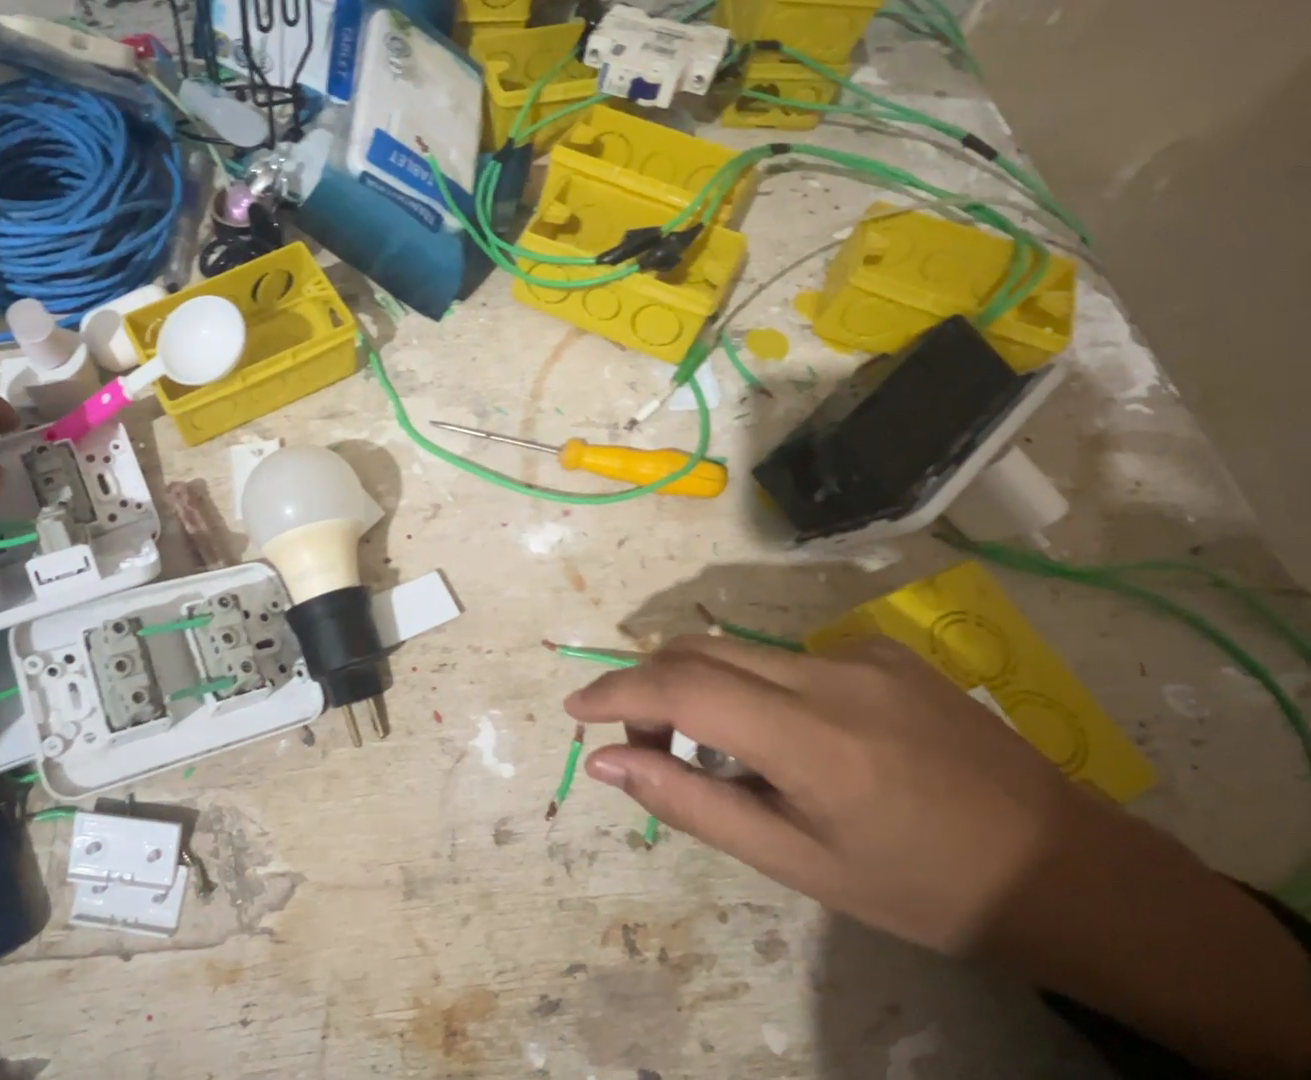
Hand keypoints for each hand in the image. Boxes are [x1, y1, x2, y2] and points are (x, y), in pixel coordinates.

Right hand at [566, 636, 1310, 1075]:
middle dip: (646, 685)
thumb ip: (689, 803)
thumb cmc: (919, 887)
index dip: (615, 690)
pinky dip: (752, 685)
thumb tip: (606, 761)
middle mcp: (833, 676)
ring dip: (696, 685)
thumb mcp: (793, 862)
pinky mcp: (887, 650)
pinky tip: (783, 737)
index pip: (683, 685)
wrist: (1065, 870)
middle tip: (637, 743)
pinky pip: (787, 656)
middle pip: (700, 649)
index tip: (574, 710)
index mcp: (812, 740)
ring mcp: (864, 654)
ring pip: (739, 649)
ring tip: (710, 751)